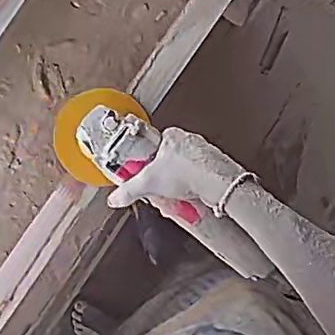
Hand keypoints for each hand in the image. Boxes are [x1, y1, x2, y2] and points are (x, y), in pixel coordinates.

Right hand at [107, 128, 247, 212]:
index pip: (153, 146)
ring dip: (179, 185)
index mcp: (172, 136)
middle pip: (169, 161)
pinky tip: (190, 198)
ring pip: (185, 171)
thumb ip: (129, 190)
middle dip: (164, 178)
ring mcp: (204, 154)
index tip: (143, 174)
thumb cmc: (189, 171)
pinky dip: (193, 189)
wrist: (218, 183)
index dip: (147, 162)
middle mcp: (190, 141)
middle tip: (159, 189)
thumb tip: (116, 197)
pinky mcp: (215, 168)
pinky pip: (199, 178)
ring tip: (175, 196)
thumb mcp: (149, 183)